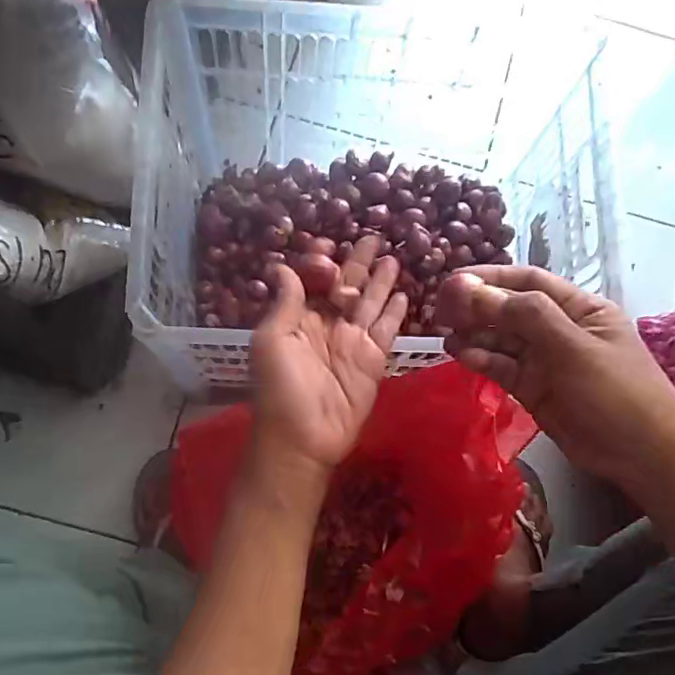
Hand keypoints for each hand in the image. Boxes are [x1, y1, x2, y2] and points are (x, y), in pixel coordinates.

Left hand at [250, 235, 407, 479]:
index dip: (321, 262)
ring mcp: (352, 342)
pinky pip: (387, 329)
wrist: (303, 438)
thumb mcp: (270, 341)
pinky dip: (395, 310)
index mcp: (298, 319)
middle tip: (372, 236)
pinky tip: (404, 291)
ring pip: (369, 302)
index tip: (330, 242)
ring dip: (379, 280)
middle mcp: (327, 326)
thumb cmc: (280, 389)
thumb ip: (283, 303)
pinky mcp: (373, 360)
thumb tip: (283, 266)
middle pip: (345, 287)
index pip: (313, 281)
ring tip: (392, 255)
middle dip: (356, 263)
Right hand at [437, 266, 674, 498]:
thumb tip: (474, 289)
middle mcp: (558, 329)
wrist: (641, 454)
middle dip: (475, 306)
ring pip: (500, 339)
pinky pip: (500, 367)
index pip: (528, 282)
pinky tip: (461, 355)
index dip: (490, 278)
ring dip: (473, 334)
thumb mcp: (573, 347)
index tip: (453, 280)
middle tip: (439, 308)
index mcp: (579, 308)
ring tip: (444, 333)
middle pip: (508, 309)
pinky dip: (481, 360)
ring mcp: (544, 360)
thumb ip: (525, 316)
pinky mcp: (531, 388)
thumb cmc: (616, 393)